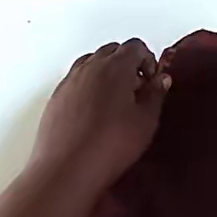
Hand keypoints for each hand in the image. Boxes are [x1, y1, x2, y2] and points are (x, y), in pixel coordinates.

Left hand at [26, 39, 169, 207]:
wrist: (67, 170)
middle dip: (127, 64)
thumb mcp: (146, 121)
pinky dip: (87, 86)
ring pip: (91, 63)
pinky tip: (94, 113)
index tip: (151, 81)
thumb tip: (160, 79)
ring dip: (105, 73)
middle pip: (111, 50)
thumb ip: (156, 94)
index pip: (135, 46)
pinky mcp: (56, 97)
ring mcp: (70, 81)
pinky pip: (75, 80)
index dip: (148, 60)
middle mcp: (90, 66)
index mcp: (115, 66)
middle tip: (136, 90)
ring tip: (115, 102)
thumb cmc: (110, 145)